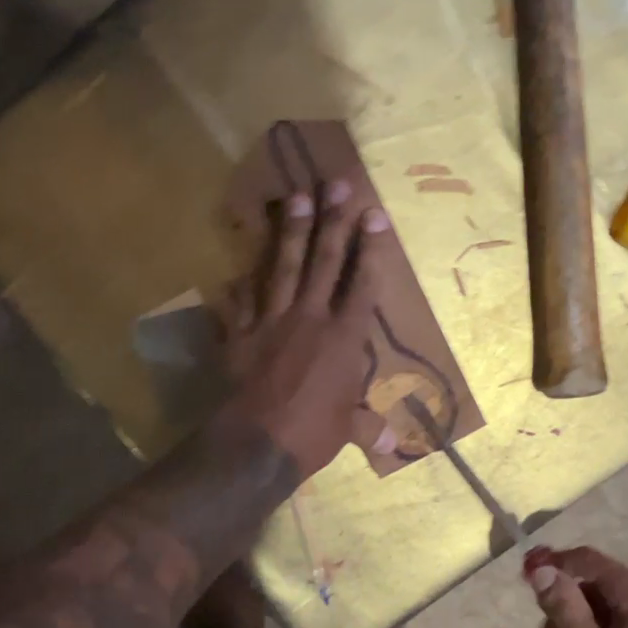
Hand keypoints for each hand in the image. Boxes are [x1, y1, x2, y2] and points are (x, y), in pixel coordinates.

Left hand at [219, 180, 391, 477]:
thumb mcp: (347, 430)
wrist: (257, 442)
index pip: (363, 284)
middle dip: (333, 221)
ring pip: (283, 268)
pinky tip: (239, 268)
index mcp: (344, 339)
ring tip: (297, 196)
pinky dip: (241, 285)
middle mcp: (310, 319)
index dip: (371, 249)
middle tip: (337, 184)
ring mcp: (271, 322)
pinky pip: (240, 302)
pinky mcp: (240, 335)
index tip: (375, 215)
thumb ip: (366, 426)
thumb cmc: (312, 435)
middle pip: (324, 262)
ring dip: (291, 232)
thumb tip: (387, 443)